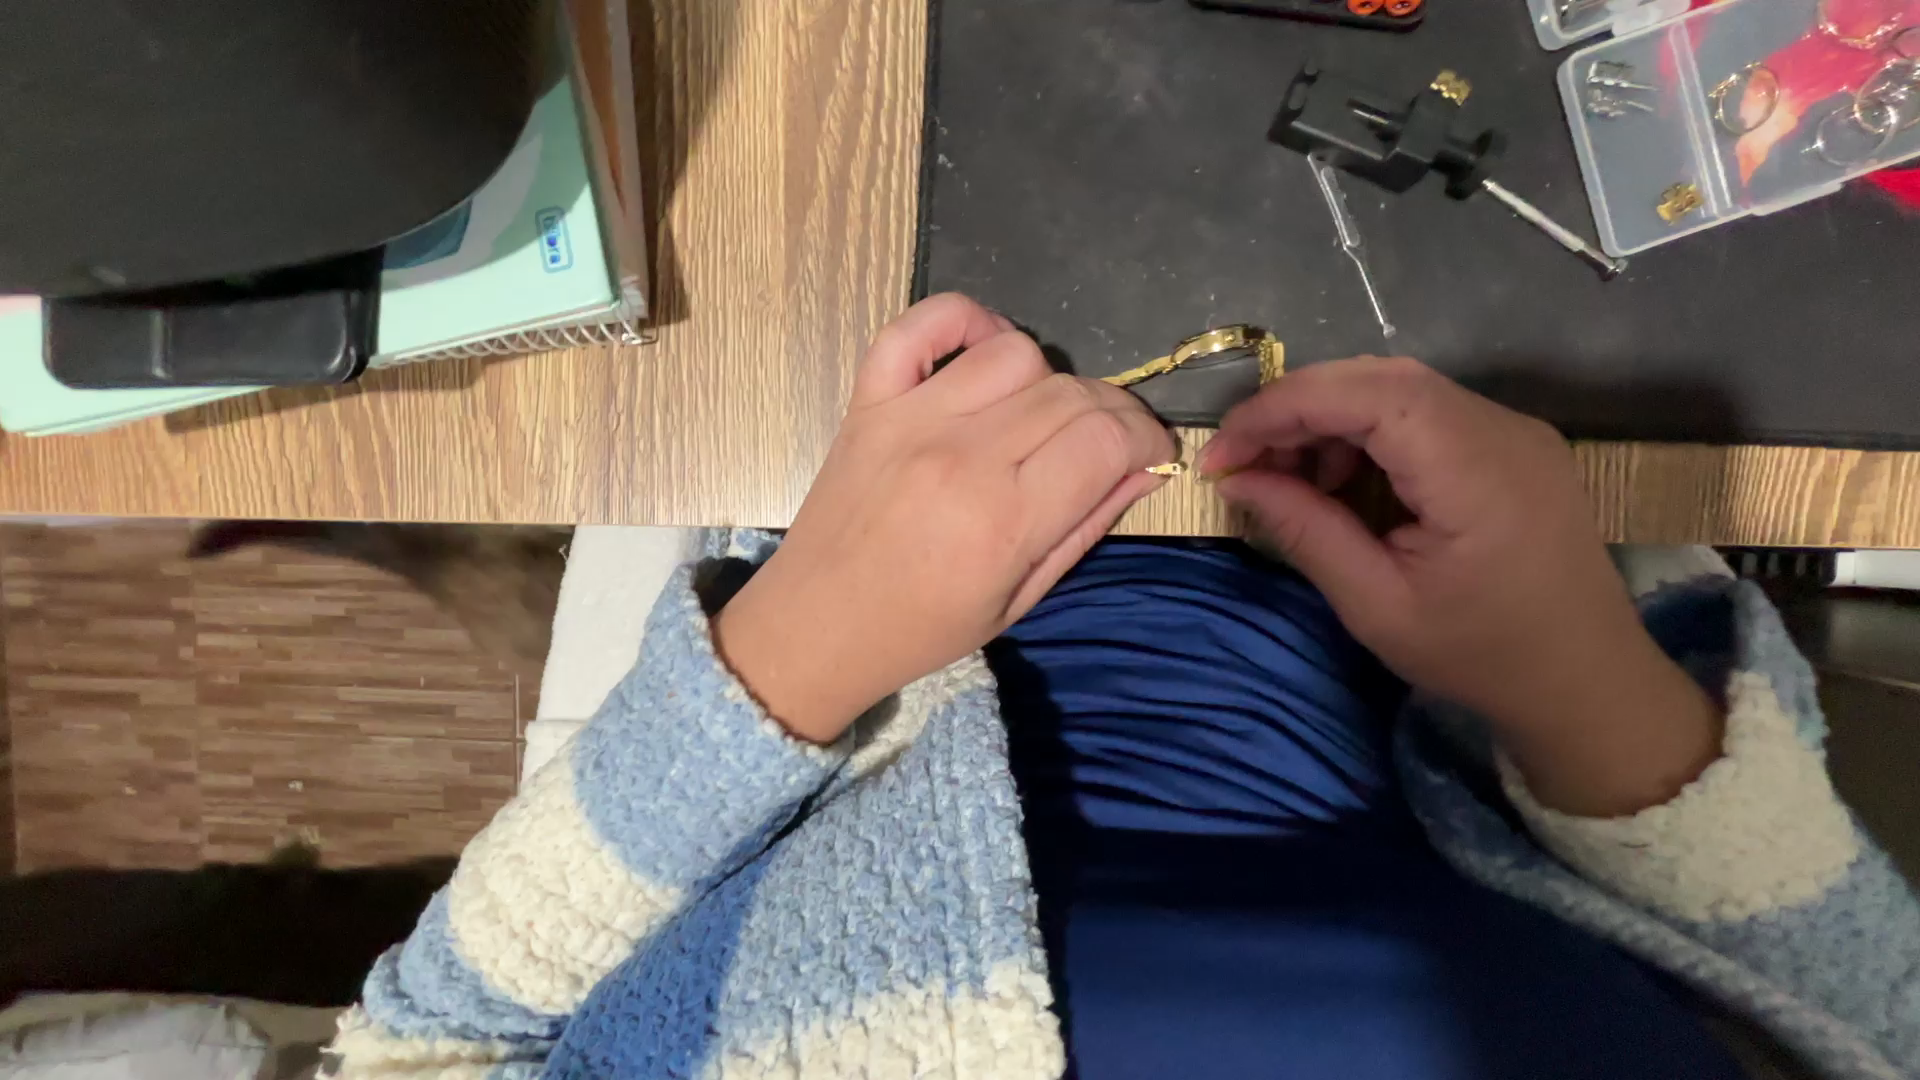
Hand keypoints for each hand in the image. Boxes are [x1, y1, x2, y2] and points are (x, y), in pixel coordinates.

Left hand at [712, 294, 1175, 743]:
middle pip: (1070, 393)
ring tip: (1041, 418)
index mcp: (1003, 521)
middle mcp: (960, 456)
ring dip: (1048, 379)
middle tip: (1108, 443)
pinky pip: (919, 325)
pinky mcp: (868, 400)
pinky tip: (982, 354)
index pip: (1106, 439)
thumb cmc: (922, 630)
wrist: (817, 625)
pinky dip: (963, 320)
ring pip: (1013, 353)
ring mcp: (908, 419)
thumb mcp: (1019, 600)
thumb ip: (1084, 527)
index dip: (1147, 438)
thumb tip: (1144, 468)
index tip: (1151, 454)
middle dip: (1114, 412)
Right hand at [1199, 357, 1721, 815]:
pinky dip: (1357, 432)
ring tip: (1282, 476)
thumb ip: (1304, 531)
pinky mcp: (1503, 443)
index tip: (1221, 457)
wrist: (1583, 681)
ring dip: (1322, 419)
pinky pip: (1416, 412)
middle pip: (1376, 377)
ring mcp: (1509, 430)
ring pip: (1392, 387)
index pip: (1366, 395)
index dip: (1280, 410)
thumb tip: (1236, 480)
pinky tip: (1334, 479)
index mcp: (1477, 473)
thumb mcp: (1375, 606)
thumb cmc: (1478, 654)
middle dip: (1292, 409)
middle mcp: (1501, 428)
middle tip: (1239, 461)